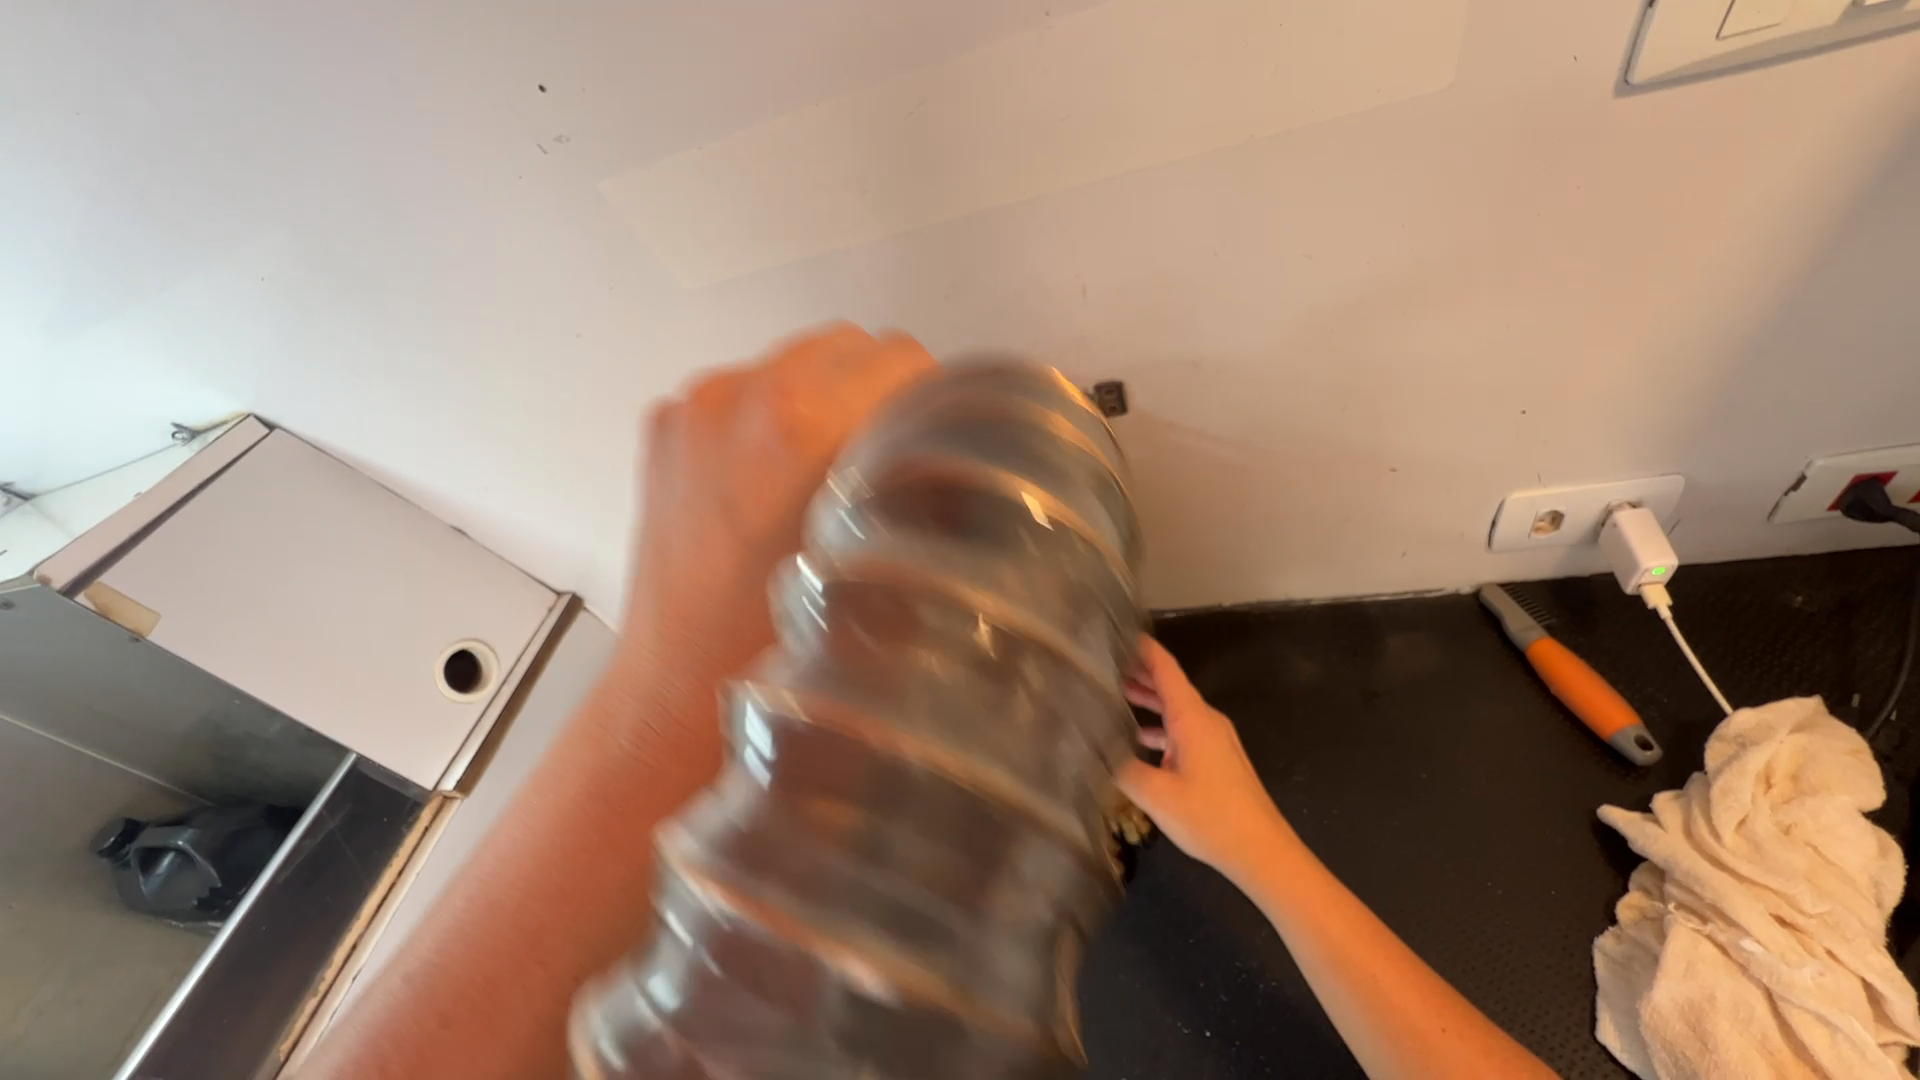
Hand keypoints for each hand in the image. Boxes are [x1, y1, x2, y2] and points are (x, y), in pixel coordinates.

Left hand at [620, 323, 936, 693]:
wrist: (678, 685)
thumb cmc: (774, 648)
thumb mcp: (885, 573)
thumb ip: (929, 497)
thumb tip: (958, 454)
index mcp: (799, 424)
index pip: (903, 358)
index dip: (934, 399)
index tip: (938, 436)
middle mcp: (739, 397)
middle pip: (853, 347)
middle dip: (883, 393)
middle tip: (890, 457)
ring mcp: (697, 406)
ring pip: (802, 360)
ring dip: (830, 398)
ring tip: (830, 470)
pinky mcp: (670, 422)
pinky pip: (751, 386)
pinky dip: (776, 413)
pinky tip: (777, 479)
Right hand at [1118, 637, 1293, 883]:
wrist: (1263, 852)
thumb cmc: (1210, 817)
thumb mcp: (1155, 794)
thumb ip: (1119, 767)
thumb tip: (1088, 746)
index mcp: (1192, 717)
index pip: (1164, 667)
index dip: (1141, 648)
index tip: (1114, 633)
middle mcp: (1205, 720)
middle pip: (1168, 685)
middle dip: (1136, 673)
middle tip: (1100, 665)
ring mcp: (1214, 740)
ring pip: (1175, 710)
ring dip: (1147, 701)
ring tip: (1112, 695)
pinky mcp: (1216, 759)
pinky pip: (1183, 731)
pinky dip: (1159, 727)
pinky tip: (1137, 740)